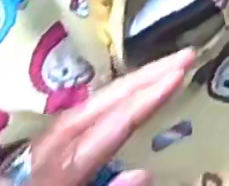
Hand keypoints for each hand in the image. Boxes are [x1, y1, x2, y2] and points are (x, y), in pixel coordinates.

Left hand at [0, 49, 194, 185]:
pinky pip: (84, 116)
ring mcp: (41, 153)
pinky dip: (114, 98)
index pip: (108, 129)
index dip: (146, 100)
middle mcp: (48, 153)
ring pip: (93, 106)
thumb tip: (146, 172)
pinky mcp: (40, 159)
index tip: (182, 72)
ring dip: (133, 83)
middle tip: (188, 54)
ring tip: (169, 66)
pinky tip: (131, 94)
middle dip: (146, 77)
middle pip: (102, 105)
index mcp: (54, 174)